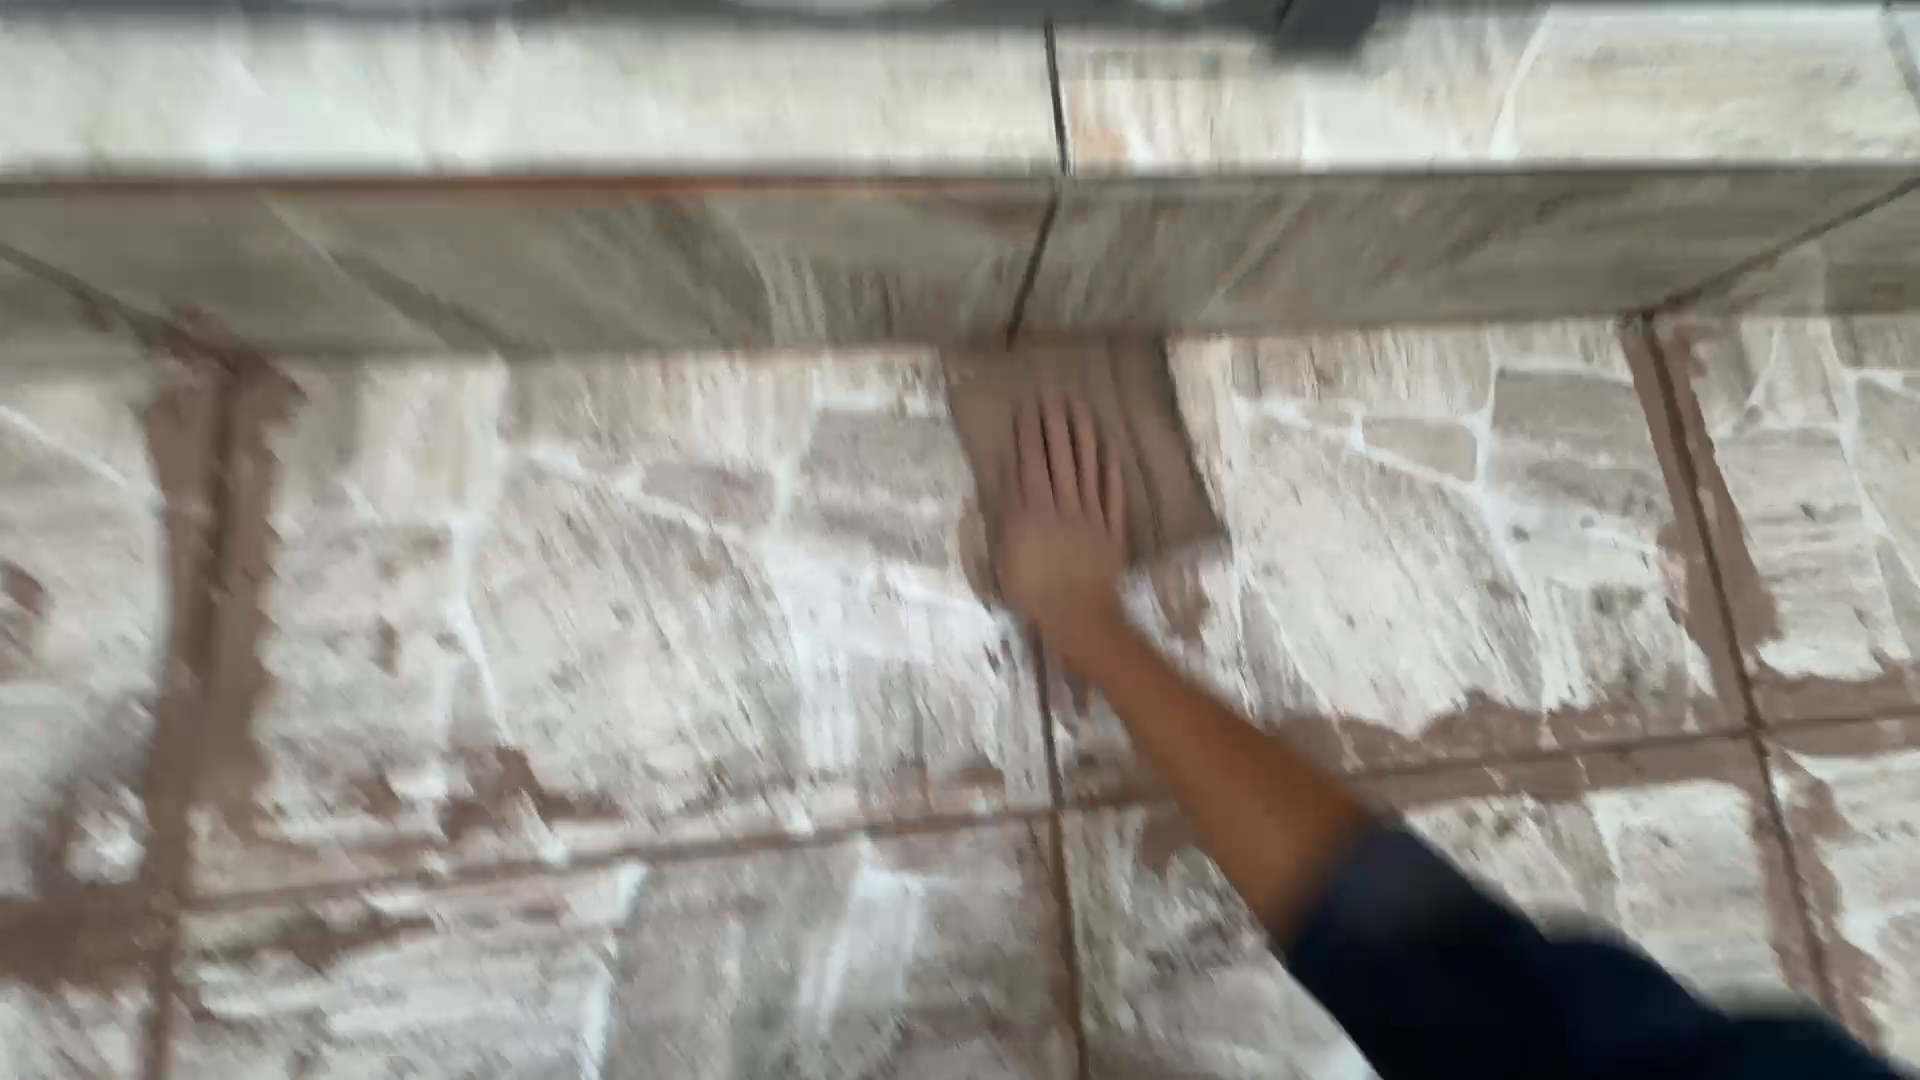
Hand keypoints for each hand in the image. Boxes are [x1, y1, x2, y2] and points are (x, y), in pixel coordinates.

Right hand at [996, 394, 1129, 659]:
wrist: (1076, 615)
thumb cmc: (1031, 591)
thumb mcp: (1003, 556)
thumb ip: (1003, 516)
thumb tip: (1000, 482)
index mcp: (1032, 510)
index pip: (1031, 461)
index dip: (1030, 432)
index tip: (1028, 407)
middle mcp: (1062, 504)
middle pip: (1060, 456)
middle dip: (1056, 423)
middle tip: (1055, 394)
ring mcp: (1091, 514)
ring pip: (1089, 467)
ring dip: (1085, 435)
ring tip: (1082, 409)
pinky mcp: (1112, 527)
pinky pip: (1113, 492)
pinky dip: (1112, 469)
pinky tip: (1111, 448)